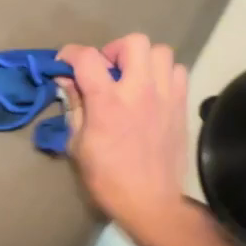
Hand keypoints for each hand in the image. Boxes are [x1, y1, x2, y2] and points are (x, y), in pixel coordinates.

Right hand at [56, 34, 190, 242]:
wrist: (150, 202)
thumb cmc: (106, 177)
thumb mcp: (77, 144)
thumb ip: (75, 106)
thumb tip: (67, 80)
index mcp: (107, 102)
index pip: (87, 58)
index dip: (70, 54)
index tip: (64, 63)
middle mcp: (139, 91)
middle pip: (134, 43)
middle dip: (114, 50)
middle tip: (106, 71)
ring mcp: (165, 97)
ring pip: (161, 52)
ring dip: (142, 60)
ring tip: (132, 79)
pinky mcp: (181, 106)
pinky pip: (178, 71)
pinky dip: (163, 74)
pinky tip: (152, 91)